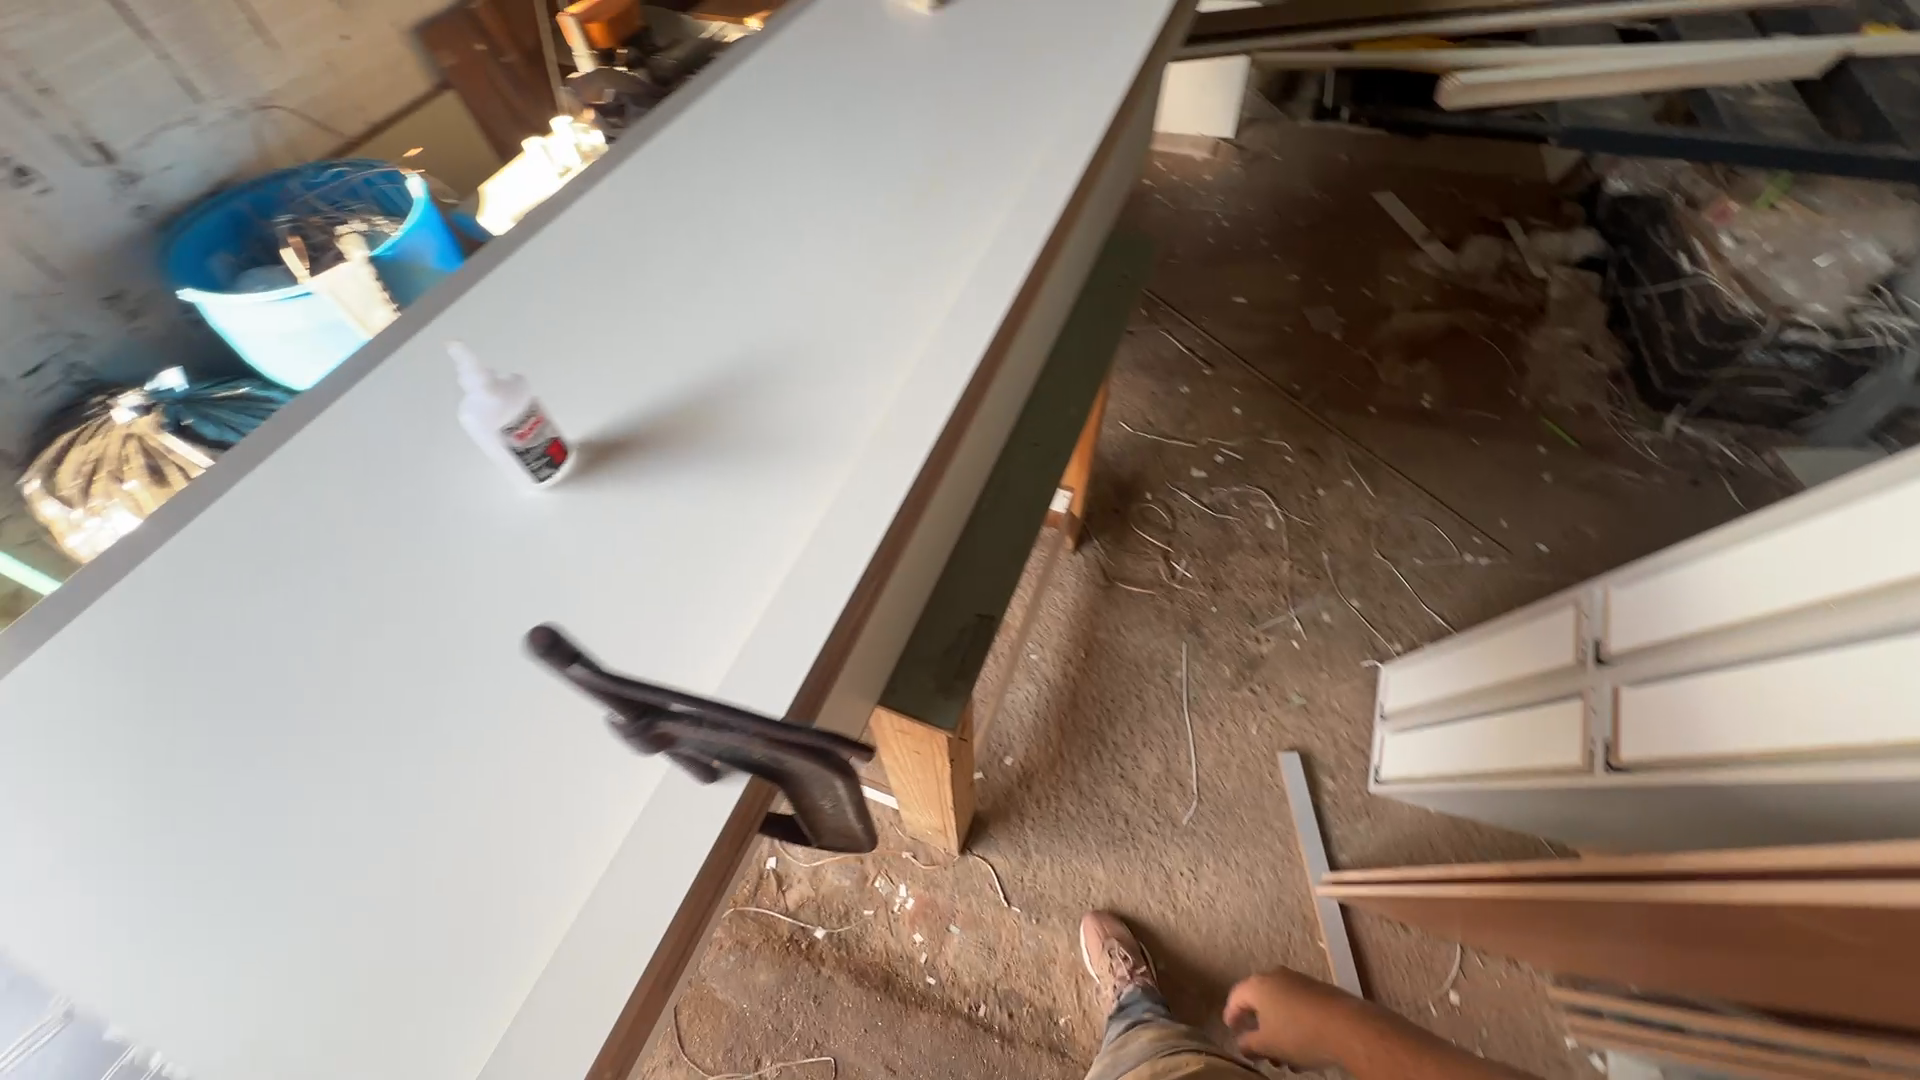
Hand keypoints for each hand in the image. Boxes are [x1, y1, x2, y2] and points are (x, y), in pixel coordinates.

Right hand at [1223, 967, 1359, 1068]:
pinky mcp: (1318, 989)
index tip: (1231, 1030)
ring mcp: (1298, 980)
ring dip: (1278, 1030)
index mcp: (1257, 985)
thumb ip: (1248, 1044)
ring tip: (1287, 1057)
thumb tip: (1241, 1044)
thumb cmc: (1299, 1034)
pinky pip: (1297, 1006)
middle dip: (1259, 1028)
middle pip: (1259, 1002)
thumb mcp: (1268, 1045)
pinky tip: (1304, 1046)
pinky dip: (1294, 1024)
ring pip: (1280, 1006)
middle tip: (1261, 1051)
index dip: (1231, 1015)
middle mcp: (1274, 976)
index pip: (1235, 998)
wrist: (1347, 1026)